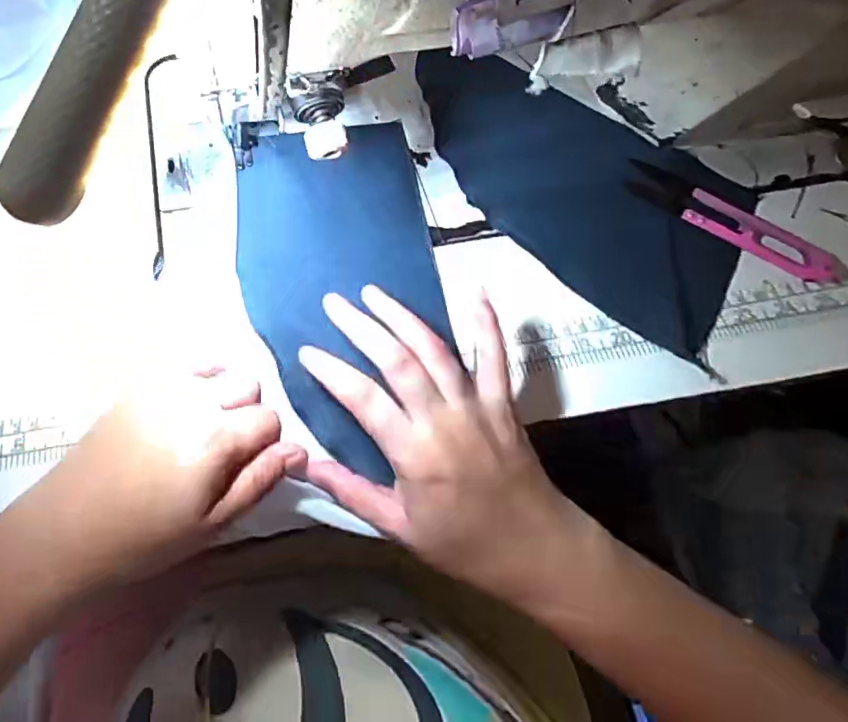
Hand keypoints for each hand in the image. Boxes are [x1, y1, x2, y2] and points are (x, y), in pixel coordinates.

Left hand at [0, 366, 305, 596]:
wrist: (72, 523)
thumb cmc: (148, 537)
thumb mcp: (212, 524)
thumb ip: (258, 481)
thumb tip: (298, 450)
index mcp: (215, 438)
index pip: (270, 419)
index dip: (267, 444)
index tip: (248, 465)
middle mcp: (192, 399)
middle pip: (247, 384)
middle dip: (248, 412)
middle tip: (225, 449)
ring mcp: (160, 385)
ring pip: (218, 369)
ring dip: (222, 393)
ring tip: (202, 429)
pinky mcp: (136, 384)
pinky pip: (181, 366)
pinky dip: (194, 379)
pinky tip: (181, 408)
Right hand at [299, 287, 598, 603]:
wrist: (543, 555)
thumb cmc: (464, 544)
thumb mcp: (399, 528)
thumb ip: (350, 491)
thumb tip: (304, 463)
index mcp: (415, 453)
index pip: (363, 399)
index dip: (332, 371)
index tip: (306, 351)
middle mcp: (444, 421)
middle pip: (398, 361)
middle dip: (361, 327)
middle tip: (333, 303)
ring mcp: (477, 408)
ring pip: (436, 351)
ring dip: (402, 317)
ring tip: (372, 292)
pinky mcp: (502, 404)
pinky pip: (496, 358)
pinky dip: (486, 324)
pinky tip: (474, 292)